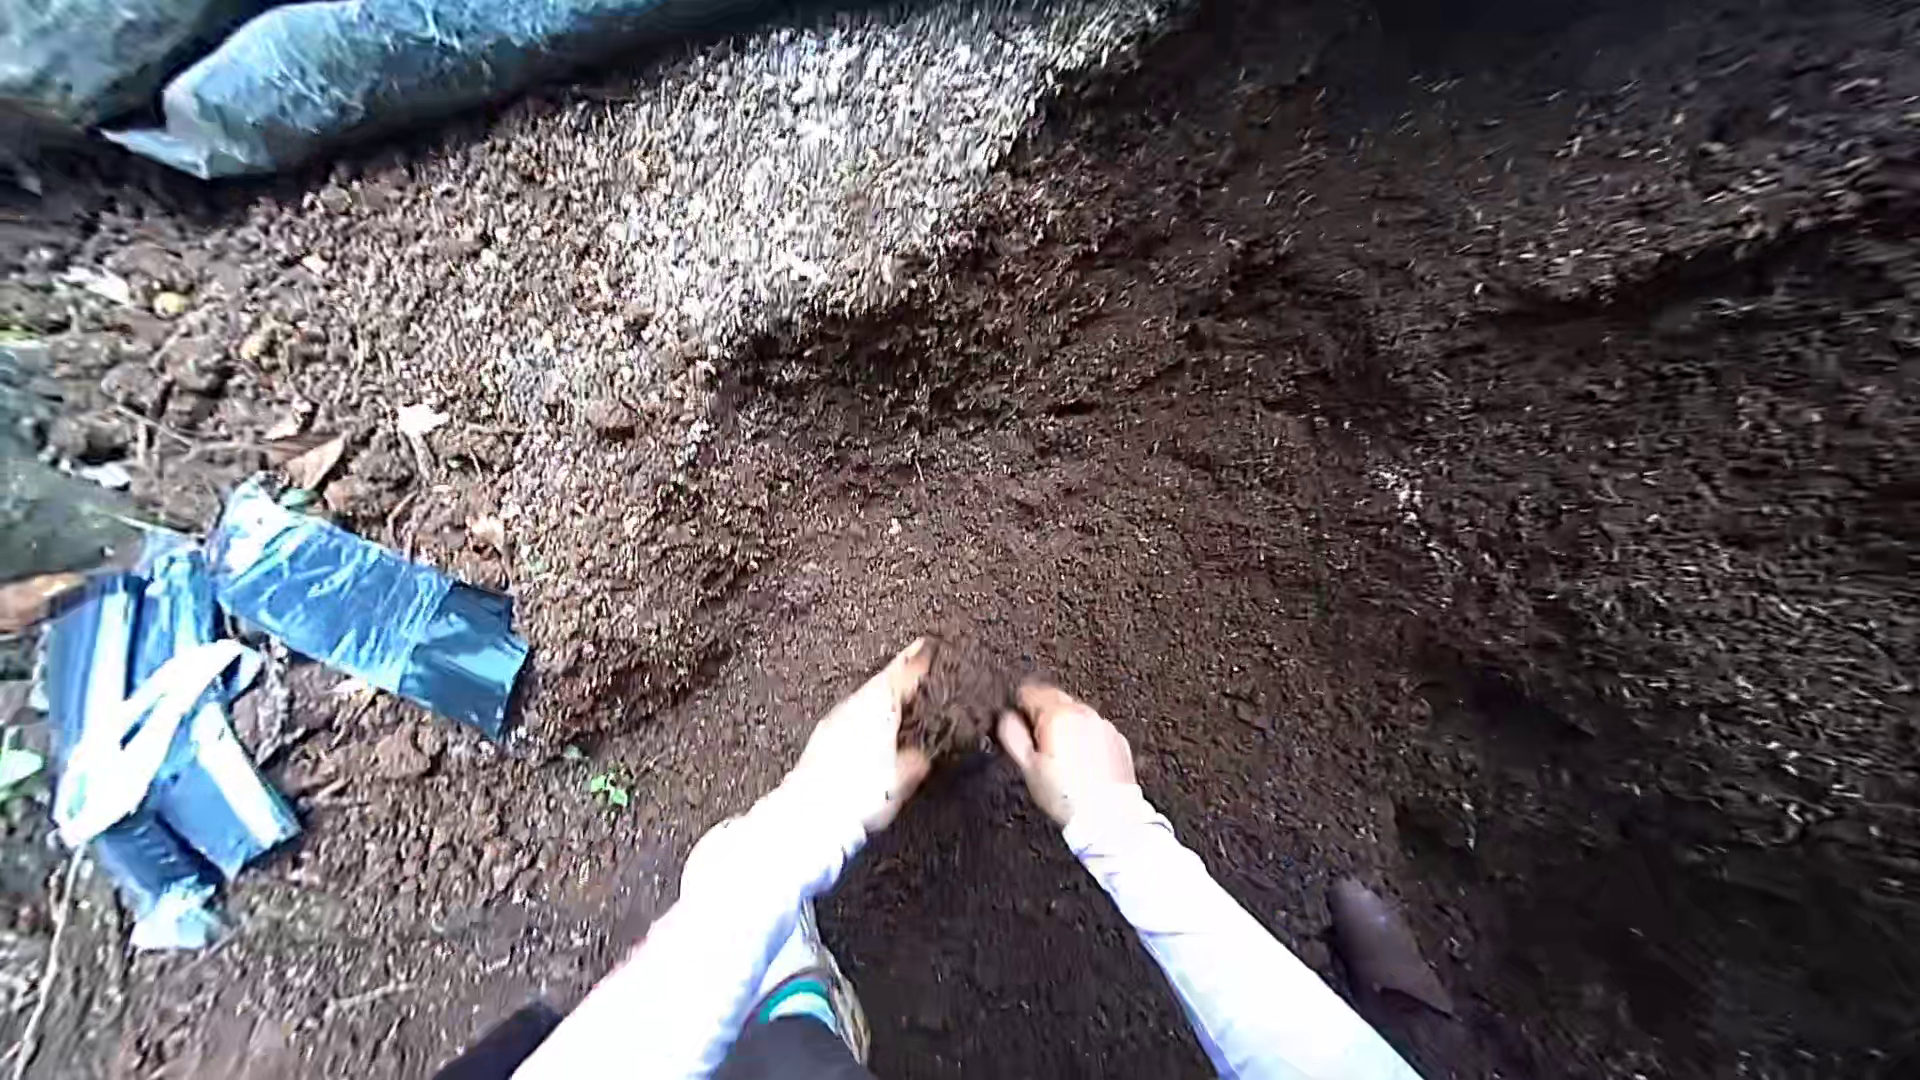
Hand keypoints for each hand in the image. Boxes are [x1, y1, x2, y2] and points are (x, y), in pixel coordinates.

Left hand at [785, 638, 933, 831]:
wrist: (810, 814)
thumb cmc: (853, 795)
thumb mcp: (902, 778)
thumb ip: (915, 761)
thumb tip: (921, 755)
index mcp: (878, 706)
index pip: (902, 673)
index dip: (917, 659)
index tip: (925, 646)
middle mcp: (854, 706)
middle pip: (882, 681)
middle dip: (899, 671)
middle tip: (913, 659)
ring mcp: (836, 720)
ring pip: (865, 697)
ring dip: (881, 691)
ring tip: (894, 691)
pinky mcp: (824, 736)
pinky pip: (851, 713)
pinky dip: (865, 711)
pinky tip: (868, 724)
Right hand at [996, 683, 1137, 826]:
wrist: (1108, 817)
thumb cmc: (1067, 796)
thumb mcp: (1027, 767)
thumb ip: (1012, 734)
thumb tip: (1008, 718)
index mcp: (1056, 715)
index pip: (1029, 693)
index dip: (1019, 708)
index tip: (1020, 725)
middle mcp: (1082, 713)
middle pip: (1053, 698)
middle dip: (1042, 714)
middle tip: (1039, 744)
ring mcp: (1102, 724)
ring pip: (1074, 713)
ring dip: (1065, 725)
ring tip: (1063, 758)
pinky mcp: (1116, 738)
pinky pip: (1093, 728)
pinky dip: (1084, 737)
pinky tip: (1081, 762)